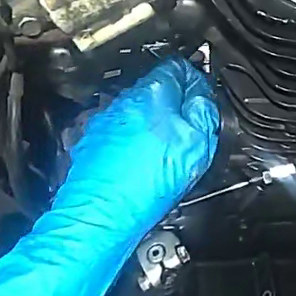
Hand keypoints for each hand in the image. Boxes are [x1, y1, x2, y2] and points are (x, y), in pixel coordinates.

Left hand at [0, 58, 219, 295]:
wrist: (94, 226)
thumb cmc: (140, 190)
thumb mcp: (193, 149)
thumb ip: (202, 115)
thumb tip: (202, 97)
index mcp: (148, 98)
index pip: (177, 68)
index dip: (196, 79)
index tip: (203, 93)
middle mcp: (120, 106)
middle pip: (156, 89)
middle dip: (175, 103)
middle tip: (191, 125)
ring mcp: (103, 128)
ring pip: (138, 113)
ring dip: (154, 124)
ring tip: (168, 151)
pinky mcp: (91, 150)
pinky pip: (122, 136)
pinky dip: (135, 144)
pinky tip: (144, 168)